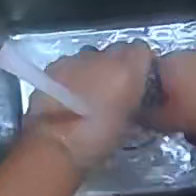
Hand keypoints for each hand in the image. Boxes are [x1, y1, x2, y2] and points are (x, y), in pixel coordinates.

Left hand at [23, 42, 153, 170]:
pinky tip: (71, 96)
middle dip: (118, 67)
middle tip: (115, 92)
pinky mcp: (53, 67)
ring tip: (91, 95)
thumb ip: (136, 104)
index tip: (140, 82)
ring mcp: (75, 59)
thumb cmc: (98, 140)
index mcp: (126, 71)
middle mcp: (102, 57)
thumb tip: (134, 101)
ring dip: (95, 71)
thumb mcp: (129, 126)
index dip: (142, 65)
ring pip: (92, 57)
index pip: (142, 51)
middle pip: (116, 51)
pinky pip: (70, 65)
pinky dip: (74, 76)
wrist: (55, 144)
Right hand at [144, 51, 195, 139]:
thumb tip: (136, 114)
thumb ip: (148, 116)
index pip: (142, 77)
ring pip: (187, 86)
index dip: (142, 98)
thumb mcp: (171, 120)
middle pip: (166, 82)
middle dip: (168, 103)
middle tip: (174, 123)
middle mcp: (185, 55)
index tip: (148, 115)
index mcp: (168, 62)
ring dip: (188, 104)